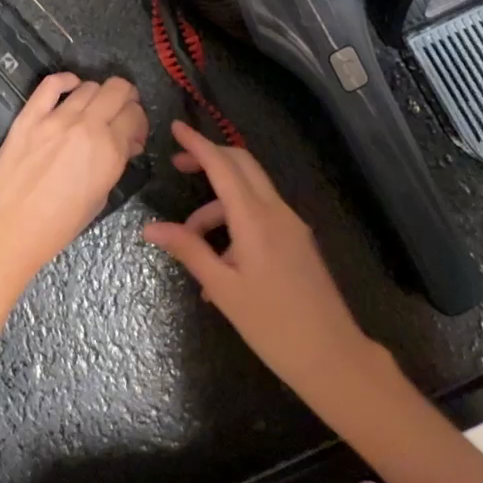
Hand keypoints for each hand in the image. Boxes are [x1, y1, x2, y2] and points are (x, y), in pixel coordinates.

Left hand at [0, 73, 148, 297]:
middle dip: (126, 98)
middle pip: (118, 90)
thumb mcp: (101, 196)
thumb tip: (128, 142)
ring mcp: (56, 119)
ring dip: (98, 94)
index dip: (138, 121)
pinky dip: (66, 80)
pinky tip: (70, 88)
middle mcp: (87, 128)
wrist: (10, 229)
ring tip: (92, 109)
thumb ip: (117, 162)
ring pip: (89, 85)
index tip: (132, 131)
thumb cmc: (59, 224)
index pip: (135, 115)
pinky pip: (52, 83)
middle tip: (119, 112)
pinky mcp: (30, 116)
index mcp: (110, 151)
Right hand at [143, 121, 373, 390]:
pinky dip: (235, 222)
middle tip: (178, 164)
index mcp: (255, 218)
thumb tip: (150, 228)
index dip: (198, 144)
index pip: (222, 165)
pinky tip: (219, 262)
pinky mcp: (297, 241)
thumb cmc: (272, 325)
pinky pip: (261, 215)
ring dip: (218, 203)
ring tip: (191, 242)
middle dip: (210, 158)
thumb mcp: (223, 288)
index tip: (176, 127)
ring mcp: (291, 225)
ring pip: (250, 192)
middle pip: (242, 165)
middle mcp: (276, 212)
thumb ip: (188, 250)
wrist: (332, 356)